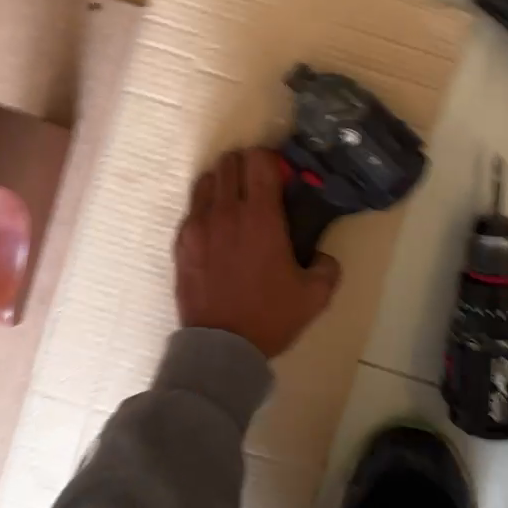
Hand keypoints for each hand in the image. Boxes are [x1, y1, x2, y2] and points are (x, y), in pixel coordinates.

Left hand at [175, 149, 341, 358]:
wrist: (221, 348)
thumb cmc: (269, 318)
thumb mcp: (313, 297)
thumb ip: (326, 268)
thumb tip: (321, 255)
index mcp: (261, 217)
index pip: (259, 160)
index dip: (271, 160)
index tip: (279, 175)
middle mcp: (227, 211)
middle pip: (231, 161)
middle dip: (246, 166)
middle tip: (258, 185)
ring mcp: (199, 224)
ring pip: (208, 179)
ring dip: (224, 182)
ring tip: (234, 202)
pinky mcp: (181, 240)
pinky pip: (192, 207)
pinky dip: (206, 206)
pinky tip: (216, 228)